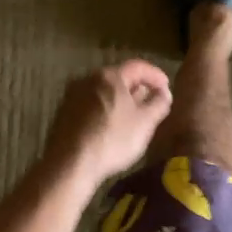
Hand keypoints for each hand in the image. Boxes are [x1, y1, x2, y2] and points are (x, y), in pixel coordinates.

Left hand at [43, 60, 172, 185]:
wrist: (70, 164)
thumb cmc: (113, 140)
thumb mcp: (145, 122)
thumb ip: (159, 103)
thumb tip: (164, 93)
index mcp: (109, 76)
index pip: (138, 67)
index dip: (156, 75)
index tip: (167, 87)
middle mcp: (87, 79)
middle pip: (119, 78)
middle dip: (138, 88)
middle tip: (152, 101)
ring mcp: (72, 96)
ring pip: (103, 91)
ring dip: (121, 100)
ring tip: (133, 115)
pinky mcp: (63, 113)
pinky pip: (91, 104)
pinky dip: (105, 109)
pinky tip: (111, 125)